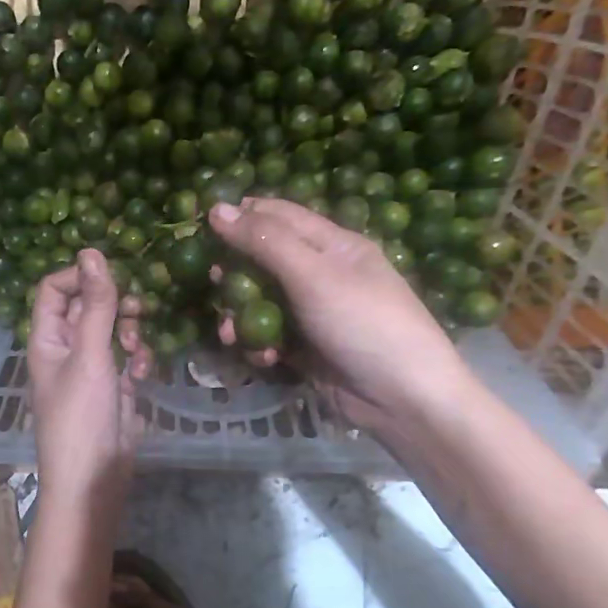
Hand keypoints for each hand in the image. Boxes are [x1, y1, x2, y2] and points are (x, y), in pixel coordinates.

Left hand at [28, 249, 149, 493]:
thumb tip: (93, 251)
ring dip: (130, 333)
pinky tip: (144, 372)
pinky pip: (127, 357)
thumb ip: (96, 305)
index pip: (54, 289)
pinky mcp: (114, 387)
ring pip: (112, 330)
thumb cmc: (81, 416)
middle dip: (114, 306)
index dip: (81, 277)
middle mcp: (66, 349)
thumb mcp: (90, 356)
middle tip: (135, 314)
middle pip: (89, 306)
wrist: (94, 479)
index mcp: (46, 338)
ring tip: (136, 351)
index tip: (113, 279)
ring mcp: (91, 369)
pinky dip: (138, 359)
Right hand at [207, 198, 472, 431]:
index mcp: (334, 244)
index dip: (243, 216)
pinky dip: (261, 346)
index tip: (203, 226)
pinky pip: (271, 338)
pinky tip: (262, 358)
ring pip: (262, 303)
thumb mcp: (313, 274)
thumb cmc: (363, 322)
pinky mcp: (308, 350)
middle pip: (265, 260)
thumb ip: (264, 241)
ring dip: (242, 317)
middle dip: (236, 274)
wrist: (403, 398)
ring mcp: (314, 314)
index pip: (280, 216)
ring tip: (230, 333)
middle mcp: (322, 274)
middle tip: (215, 283)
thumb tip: (216, 208)